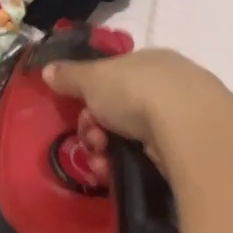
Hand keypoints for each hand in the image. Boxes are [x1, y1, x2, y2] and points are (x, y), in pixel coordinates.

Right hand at [41, 48, 226, 184]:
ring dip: (101, 150)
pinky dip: (120, 165)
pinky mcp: (181, 149)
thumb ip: (69, 76)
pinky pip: (139, 158)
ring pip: (124, 138)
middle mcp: (164, 87)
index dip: (89, 97)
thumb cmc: (135, 91)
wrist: (184, 125)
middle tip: (91, 137)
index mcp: (147, 62)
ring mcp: (176, 119)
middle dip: (93, 129)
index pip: (112, 78)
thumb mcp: (92, 78)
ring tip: (100, 158)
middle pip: (114, 112)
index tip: (80, 111)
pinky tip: (111, 169)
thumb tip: (48, 70)